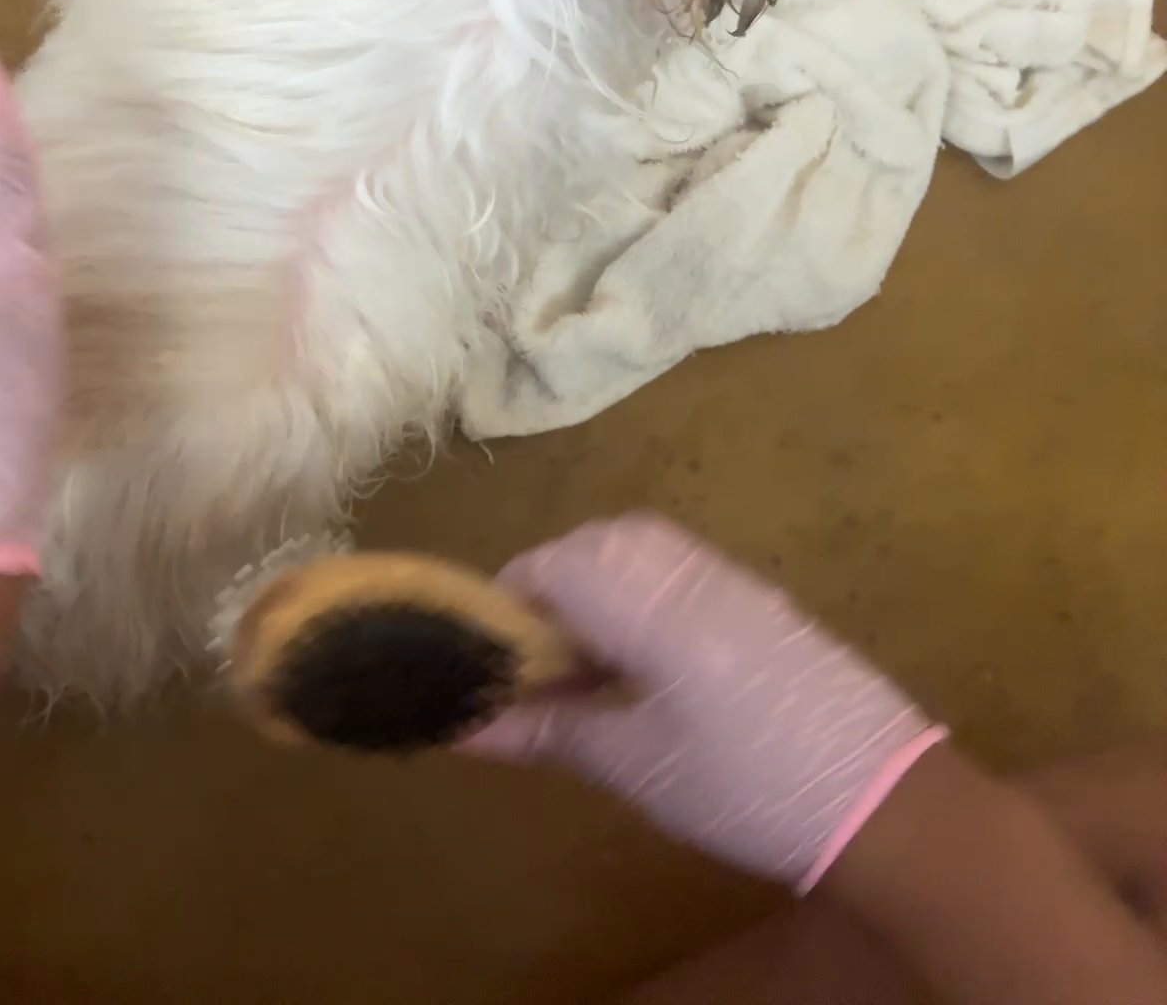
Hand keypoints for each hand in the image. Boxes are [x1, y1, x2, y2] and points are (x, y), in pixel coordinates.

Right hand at [464, 514, 946, 892]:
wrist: (895, 813)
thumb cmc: (747, 790)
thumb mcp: (632, 765)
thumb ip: (541, 731)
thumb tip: (458, 729)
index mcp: (653, 613)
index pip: (553, 566)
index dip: (510, 598)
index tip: (501, 650)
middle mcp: (689, 577)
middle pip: (591, 541)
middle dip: (549, 582)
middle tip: (542, 648)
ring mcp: (729, 580)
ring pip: (633, 540)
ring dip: (592, 575)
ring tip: (588, 641)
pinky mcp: (755, 595)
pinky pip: (673, 558)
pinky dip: (634, 581)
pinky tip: (642, 642)